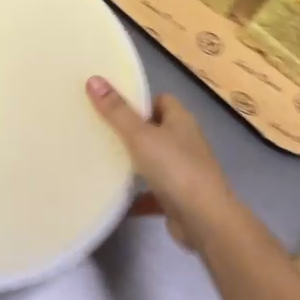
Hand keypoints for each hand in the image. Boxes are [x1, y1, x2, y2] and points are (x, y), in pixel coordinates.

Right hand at [86, 77, 237, 248]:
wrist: (205, 221)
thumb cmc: (175, 169)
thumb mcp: (141, 136)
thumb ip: (117, 111)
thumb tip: (94, 78)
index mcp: (181, 121)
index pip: (161, 100)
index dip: (139, 101)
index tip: (112, 106)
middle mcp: (186, 143)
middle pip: (156, 129)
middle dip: (131, 131)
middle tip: (100, 131)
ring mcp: (184, 172)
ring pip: (154, 161)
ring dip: (134, 163)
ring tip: (102, 161)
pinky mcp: (178, 198)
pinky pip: (152, 192)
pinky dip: (137, 195)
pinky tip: (115, 197)